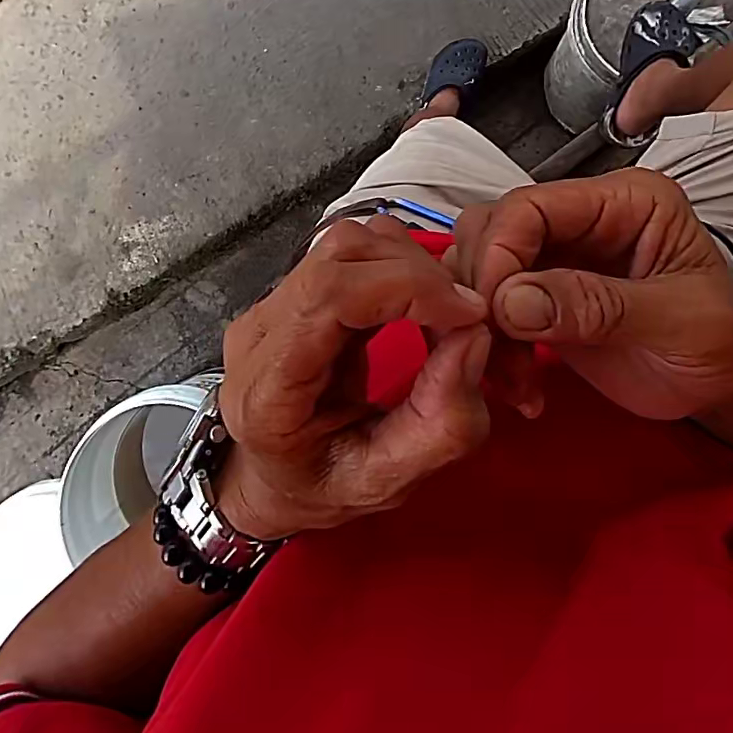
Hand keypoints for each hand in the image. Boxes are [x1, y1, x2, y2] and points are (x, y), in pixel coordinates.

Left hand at [213, 216, 492, 539]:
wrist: (264, 477)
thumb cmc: (315, 487)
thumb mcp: (385, 482)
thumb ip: (438, 425)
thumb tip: (474, 336)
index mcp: (267, 386)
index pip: (328, 294)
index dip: (407, 288)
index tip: (470, 315)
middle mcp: (258, 331)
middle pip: (337, 254)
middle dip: (417, 273)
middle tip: (465, 318)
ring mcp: (268, 306)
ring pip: (342, 244)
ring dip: (407, 265)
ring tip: (441, 313)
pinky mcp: (289, 295)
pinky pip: (345, 258)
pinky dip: (394, 268)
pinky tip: (415, 306)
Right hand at [449, 168, 732, 420]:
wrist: (724, 389)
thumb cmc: (724, 349)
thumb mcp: (680, 326)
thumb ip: (597, 306)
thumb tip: (509, 301)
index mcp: (621, 202)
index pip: (527, 207)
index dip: (498, 255)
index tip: (492, 313)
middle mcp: (574, 217)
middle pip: (486, 232)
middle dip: (482, 294)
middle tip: (495, 350)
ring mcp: (546, 252)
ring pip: (471, 266)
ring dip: (477, 323)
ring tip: (511, 375)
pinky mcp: (526, 289)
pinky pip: (479, 302)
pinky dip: (482, 341)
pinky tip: (512, 377)